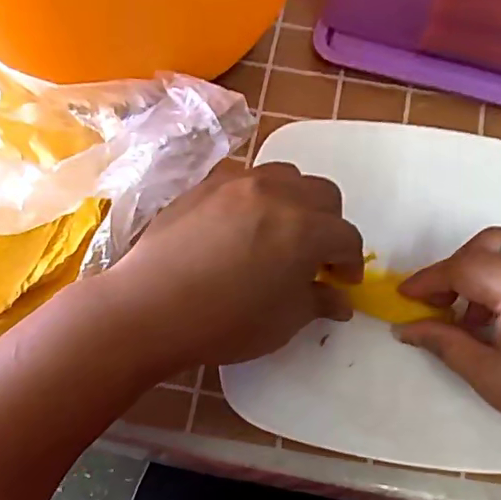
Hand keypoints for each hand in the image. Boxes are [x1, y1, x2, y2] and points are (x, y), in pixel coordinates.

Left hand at [105, 161, 363, 368]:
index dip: (350, 262)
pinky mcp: (203, 185)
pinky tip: (240, 223)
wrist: (150, 308)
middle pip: (323, 195)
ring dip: (295, 201)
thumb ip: (318, 303)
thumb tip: (339, 300)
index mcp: (306, 230)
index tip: (342, 281)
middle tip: (315, 256)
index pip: (346, 237)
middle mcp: (277, 194)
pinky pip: (243, 177)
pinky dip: (256, 195)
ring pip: (285, 175)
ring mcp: (237, 183)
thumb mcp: (283, 323)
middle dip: (329, 224)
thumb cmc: (226, 323)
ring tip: (280, 232)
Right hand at [396, 228, 500, 473]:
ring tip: (488, 308)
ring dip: (495, 263)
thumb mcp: (493, 379)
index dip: (430, 279)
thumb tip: (407, 327)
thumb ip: (446, 344)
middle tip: (446, 301)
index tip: (408, 297)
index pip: (465, 266)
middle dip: (461, 265)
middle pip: (493, 241)